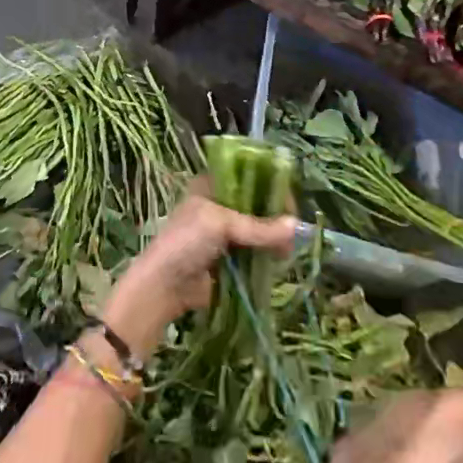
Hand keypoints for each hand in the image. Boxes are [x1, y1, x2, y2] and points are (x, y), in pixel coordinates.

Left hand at [101, 184, 295, 358]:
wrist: (165, 284)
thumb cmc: (186, 242)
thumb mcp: (221, 225)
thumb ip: (259, 227)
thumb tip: (298, 227)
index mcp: (211, 187)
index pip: (247, 178)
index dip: (269, 186)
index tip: (288, 203)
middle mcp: (219, 206)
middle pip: (257, 205)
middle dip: (276, 216)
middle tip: (293, 232)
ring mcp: (225, 233)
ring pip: (259, 230)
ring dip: (275, 238)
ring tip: (286, 250)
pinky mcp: (230, 257)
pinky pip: (256, 251)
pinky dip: (268, 255)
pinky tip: (280, 260)